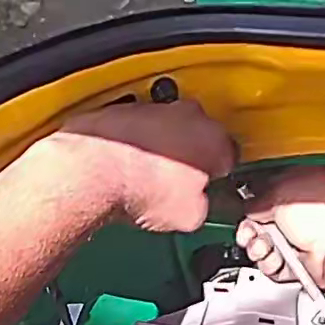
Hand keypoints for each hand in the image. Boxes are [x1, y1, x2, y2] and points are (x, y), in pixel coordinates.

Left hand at [47, 99, 236, 232]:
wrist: (93, 172)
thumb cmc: (140, 188)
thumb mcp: (191, 216)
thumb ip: (205, 206)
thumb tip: (200, 206)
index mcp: (214, 139)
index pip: (231, 157)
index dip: (221, 178)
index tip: (211, 190)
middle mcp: (188, 115)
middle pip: (200, 138)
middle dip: (193, 160)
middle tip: (180, 188)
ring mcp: (155, 108)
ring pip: (170, 131)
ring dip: (164, 151)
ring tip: (149, 181)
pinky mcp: (125, 109)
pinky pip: (140, 129)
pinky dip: (138, 145)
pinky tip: (129, 169)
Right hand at [236, 166, 324, 288]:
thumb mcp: (282, 193)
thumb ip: (259, 197)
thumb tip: (248, 205)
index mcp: (305, 185)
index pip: (269, 192)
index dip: (253, 201)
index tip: (246, 208)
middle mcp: (305, 213)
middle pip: (263, 223)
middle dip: (251, 228)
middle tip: (251, 231)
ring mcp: (304, 240)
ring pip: (266, 247)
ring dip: (259, 248)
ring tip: (265, 247)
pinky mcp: (301, 264)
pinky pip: (274, 266)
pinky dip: (271, 265)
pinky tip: (276, 259)